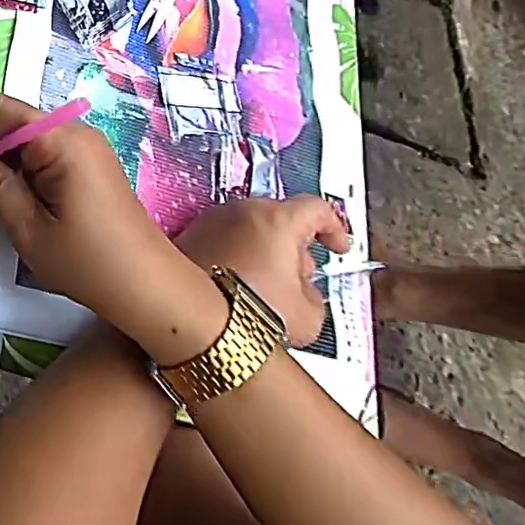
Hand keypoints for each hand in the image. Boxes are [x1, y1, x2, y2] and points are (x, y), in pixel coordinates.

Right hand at [0, 94, 191, 335]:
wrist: (148, 287)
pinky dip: (22, 165)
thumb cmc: (86, 262)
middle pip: (13, 117)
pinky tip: (20, 197)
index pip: (1, 110)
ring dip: (3, 158)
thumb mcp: (27, 226)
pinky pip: (44, 147)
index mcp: (61, 142)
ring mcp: (86, 144)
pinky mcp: (89, 159)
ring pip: (26, 132)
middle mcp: (75, 132)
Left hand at [170, 196, 350, 347]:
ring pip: (247, 228)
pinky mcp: (187, 235)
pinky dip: (233, 255)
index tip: (336, 244)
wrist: (191, 316)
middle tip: (299, 277)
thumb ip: (313, 292)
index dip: (334, 227)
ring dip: (261, 250)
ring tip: (264, 288)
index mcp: (276, 220)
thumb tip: (302, 288)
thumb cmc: (248, 311)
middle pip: (278, 217)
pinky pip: (220, 239)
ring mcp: (209, 221)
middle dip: (293, 245)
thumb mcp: (308, 314)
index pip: (316, 208)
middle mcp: (239, 211)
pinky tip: (236, 285)